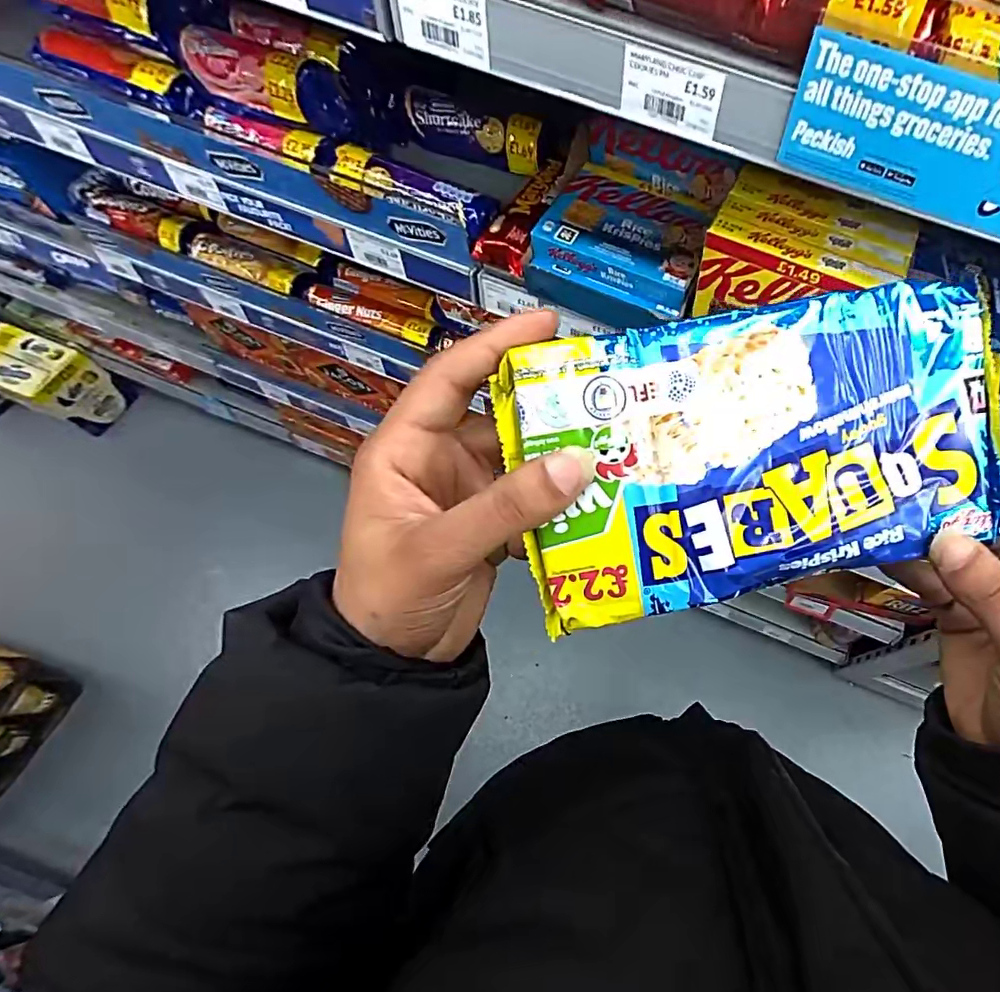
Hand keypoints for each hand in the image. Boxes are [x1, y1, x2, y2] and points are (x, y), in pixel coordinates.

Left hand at [334, 311, 593, 661]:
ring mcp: (467, 494)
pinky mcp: (489, 525)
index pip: (450, 379)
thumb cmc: (390, 596)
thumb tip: (577, 463)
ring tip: (609, 441)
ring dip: (557, 454)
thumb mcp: (442, 548)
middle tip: (598, 389)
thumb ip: (508, 507)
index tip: (546, 324)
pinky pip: (530, 498)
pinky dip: (559, 497)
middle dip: (543, 403)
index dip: (495, 346)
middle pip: (495, 416)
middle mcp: (437, 462)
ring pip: (519, 460)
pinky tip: (593, 494)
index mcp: (405, 449)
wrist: (392, 659)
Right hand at [885, 446, 999, 750]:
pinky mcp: (959, 605)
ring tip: (897, 499)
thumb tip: (951, 542)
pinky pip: (932, 574)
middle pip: (999, 519)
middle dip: (963, 495)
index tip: (983, 439)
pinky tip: (887, 544)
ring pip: (960, 543)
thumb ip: (995, 598)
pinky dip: (909, 562)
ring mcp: (994, 588)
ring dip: (929, 526)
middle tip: (924, 465)